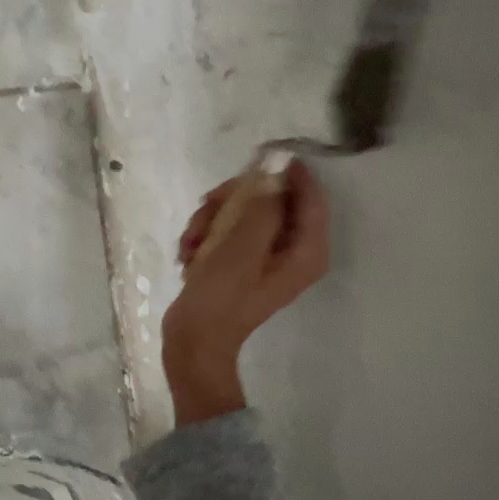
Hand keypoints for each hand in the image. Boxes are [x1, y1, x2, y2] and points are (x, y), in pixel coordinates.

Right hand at [162, 158, 329, 425]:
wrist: (192, 343)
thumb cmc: (221, 299)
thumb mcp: (240, 248)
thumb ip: (261, 205)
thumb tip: (274, 165)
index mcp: (306, 250)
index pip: (310, 195)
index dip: (286, 171)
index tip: (254, 156)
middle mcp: (292, 250)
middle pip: (270, 200)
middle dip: (233, 200)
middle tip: (206, 206)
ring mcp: (263, 256)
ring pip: (241, 213)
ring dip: (211, 220)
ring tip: (191, 242)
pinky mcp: (238, 261)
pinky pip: (225, 231)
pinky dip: (204, 236)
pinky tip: (188, 253)